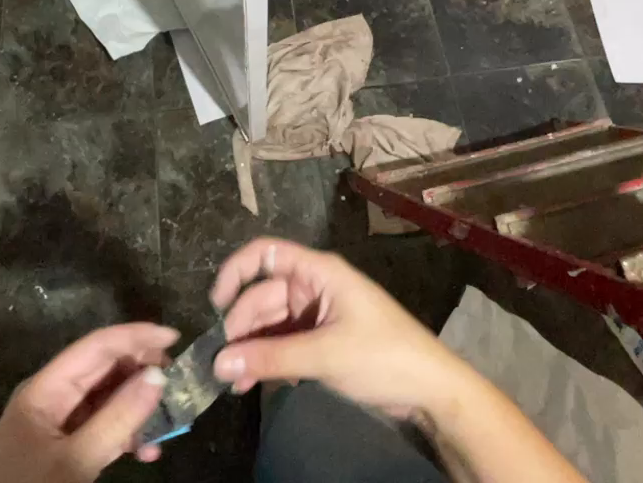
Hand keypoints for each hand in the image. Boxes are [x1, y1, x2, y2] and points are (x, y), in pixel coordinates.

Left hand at [0, 323, 177, 482]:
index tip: (176, 338)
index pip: (97, 346)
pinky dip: (125, 433)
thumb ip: (117, 418)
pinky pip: (101, 427)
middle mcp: (51, 397)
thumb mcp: (75, 462)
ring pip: (107, 399)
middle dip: (142, 372)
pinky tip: (146, 451)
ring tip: (167, 423)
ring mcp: (56, 424)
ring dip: (138, 408)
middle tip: (177, 383)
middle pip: (104, 369)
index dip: (137, 336)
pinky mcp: (62, 449)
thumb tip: (159, 374)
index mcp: (45, 388)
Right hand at [209, 237, 473, 419]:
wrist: (429, 389)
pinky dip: (266, 361)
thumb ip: (271, 357)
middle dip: (240, 327)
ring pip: (270, 324)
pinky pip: (282, 344)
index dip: (237, 270)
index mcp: (320, 272)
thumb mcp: (325, 355)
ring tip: (232, 384)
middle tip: (222, 366)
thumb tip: (218, 362)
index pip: (267, 254)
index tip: (214, 304)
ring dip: (250, 349)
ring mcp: (317, 315)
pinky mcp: (320, 342)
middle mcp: (314, 287)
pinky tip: (251, 385)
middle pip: (262, 296)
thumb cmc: (383, 356)